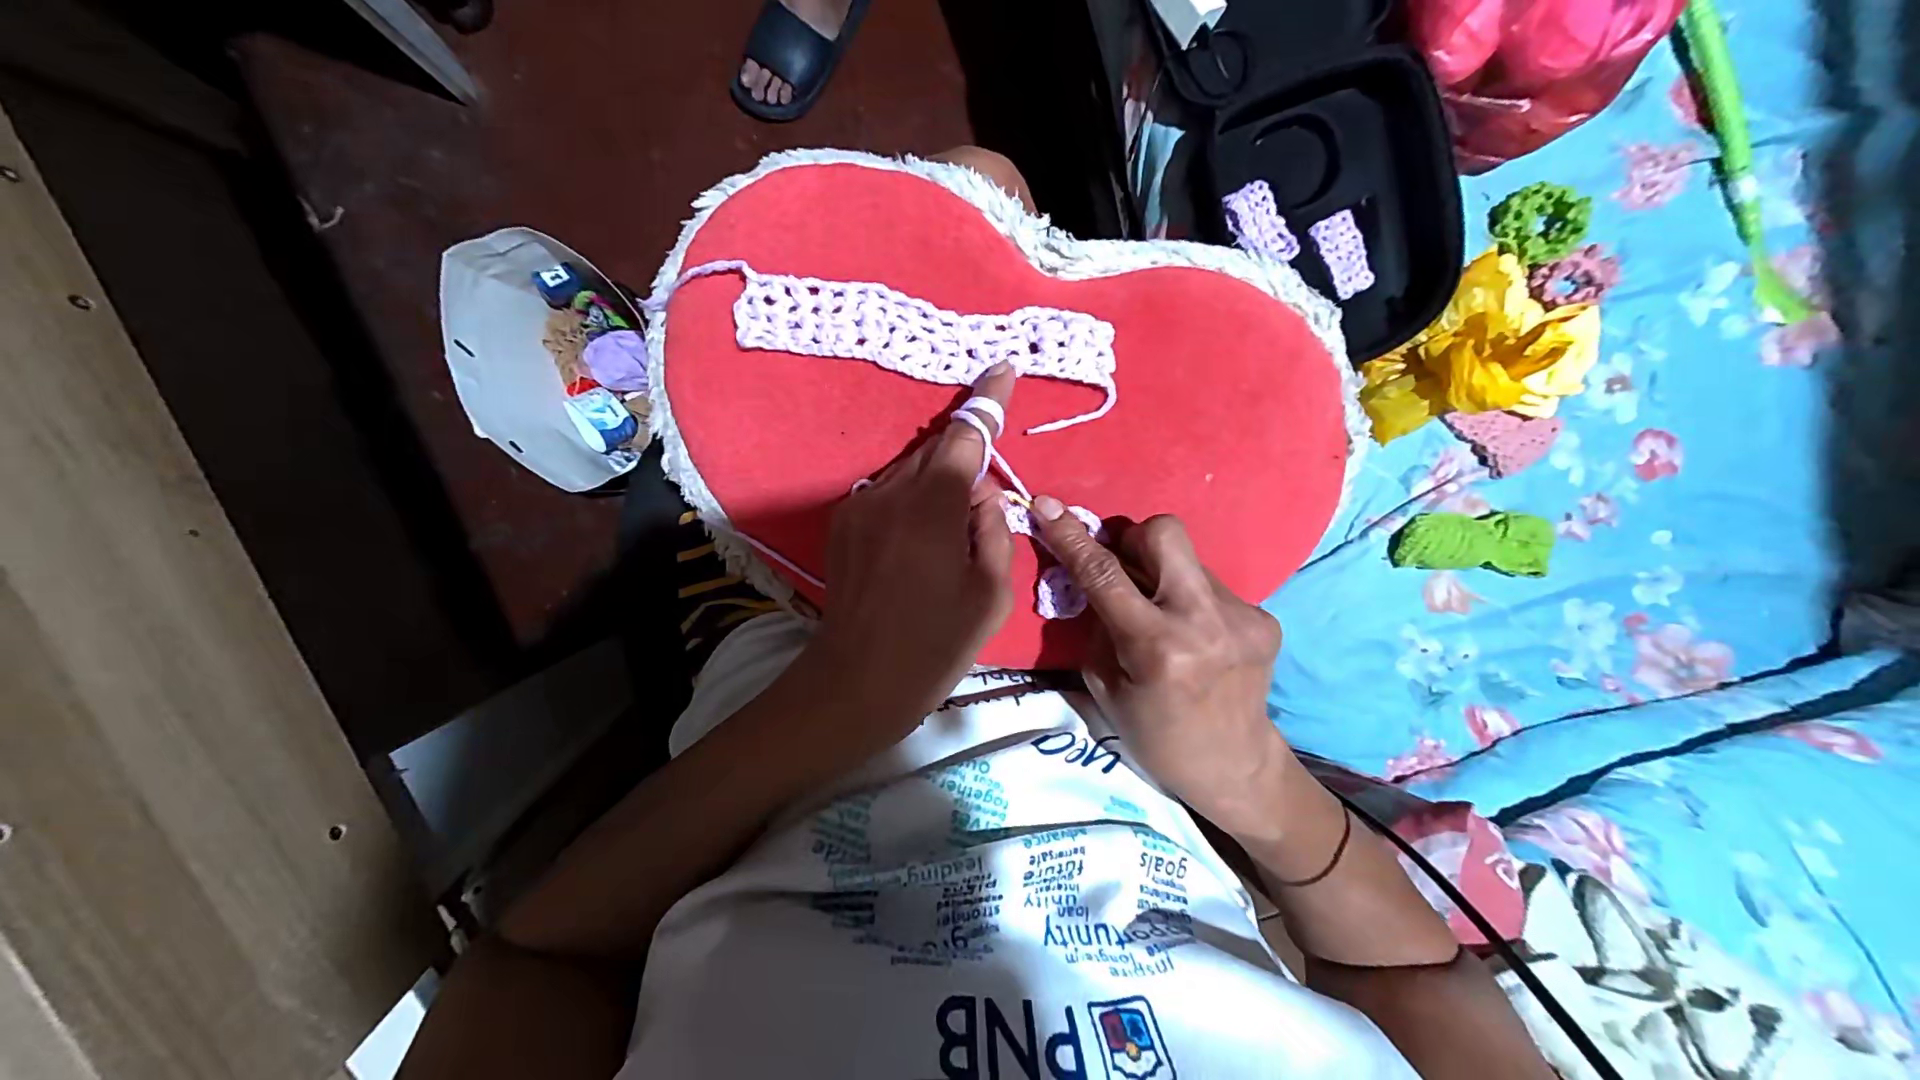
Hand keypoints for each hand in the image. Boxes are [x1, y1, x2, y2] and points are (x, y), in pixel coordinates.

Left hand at [801, 365, 1017, 741]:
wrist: (856, 681)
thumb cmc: (934, 646)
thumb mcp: (990, 594)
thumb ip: (994, 529)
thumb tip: (985, 496)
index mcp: (931, 509)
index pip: (965, 436)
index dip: (988, 400)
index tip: (1003, 368)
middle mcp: (888, 494)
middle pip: (935, 452)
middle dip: (964, 465)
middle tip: (981, 511)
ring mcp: (858, 507)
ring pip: (909, 473)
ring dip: (936, 487)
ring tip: (947, 540)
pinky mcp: (841, 523)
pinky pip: (888, 494)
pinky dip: (911, 503)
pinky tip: (916, 548)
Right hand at [1032, 504, 1316, 841]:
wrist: (1236, 766)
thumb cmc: (1155, 735)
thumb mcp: (1105, 684)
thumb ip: (1099, 623)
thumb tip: (1095, 578)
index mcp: (1157, 647)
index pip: (1104, 574)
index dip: (1071, 536)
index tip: (1047, 505)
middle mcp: (1204, 621)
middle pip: (1164, 533)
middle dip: (1133, 539)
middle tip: (1124, 571)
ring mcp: (1242, 616)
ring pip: (1188, 559)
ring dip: (1163, 576)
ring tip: (1163, 616)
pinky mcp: (1264, 618)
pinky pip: (1211, 586)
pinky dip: (1189, 600)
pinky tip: (1195, 636)